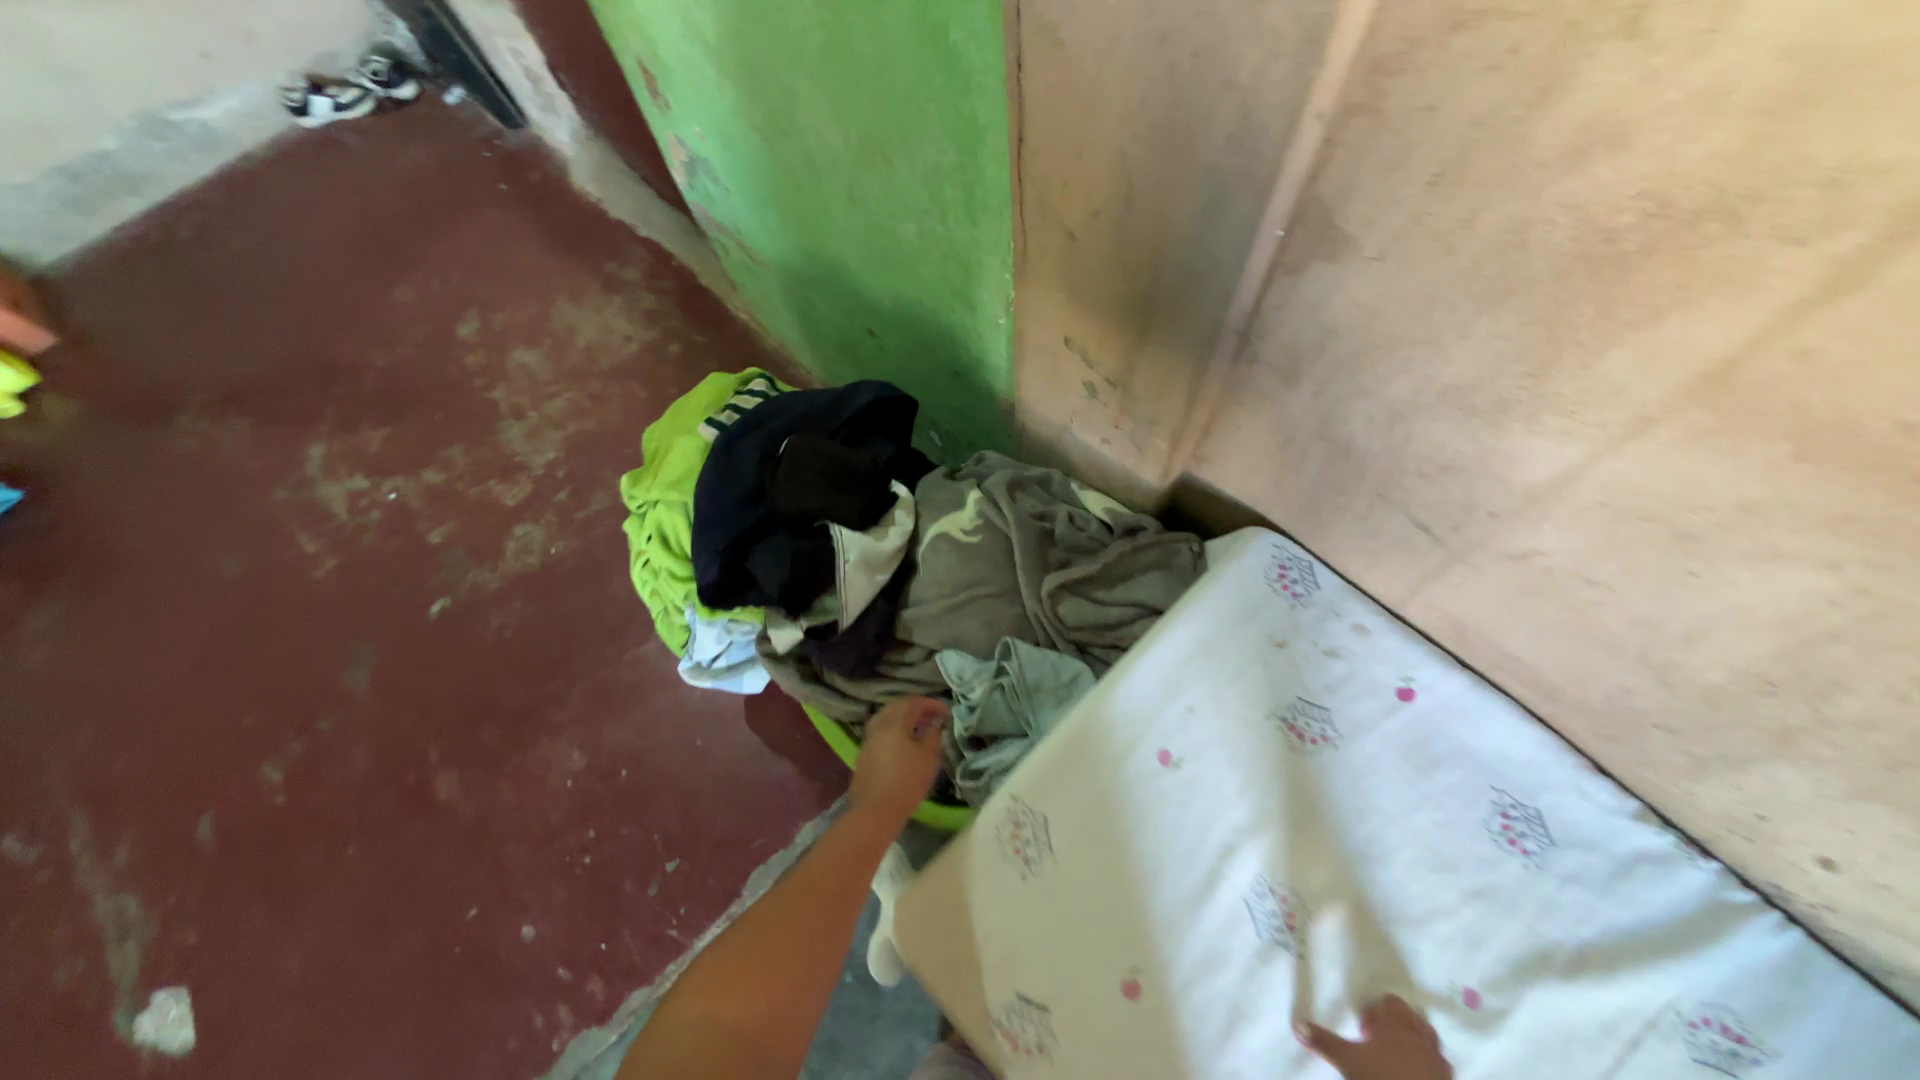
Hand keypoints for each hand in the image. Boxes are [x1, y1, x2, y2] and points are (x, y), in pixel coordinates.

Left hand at [848, 697, 948, 824]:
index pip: (913, 702)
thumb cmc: (907, 782)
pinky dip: (894, 729)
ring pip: (886, 718)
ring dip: (903, 718)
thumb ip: (934, 734)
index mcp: (894, 723)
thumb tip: (936, 722)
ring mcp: (868, 739)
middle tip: (932, 716)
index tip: (946, 712)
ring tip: (919, 728)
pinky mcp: (864, 753)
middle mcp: (878, 726)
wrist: (876, 811)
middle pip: (897, 706)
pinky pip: (880, 731)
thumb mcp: (929, 757)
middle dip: (916, 707)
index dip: (931, 704)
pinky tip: (903, 742)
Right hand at [1297, 995, 1451, 1079]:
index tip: (1363, 1030)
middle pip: (1410, 1018)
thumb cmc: (1382, 1077)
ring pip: (1427, 1040)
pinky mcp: (1447, 1079)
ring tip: (1394, 1060)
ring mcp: (1438, 1059)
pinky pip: (1438, 1064)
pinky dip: (1426, 1065)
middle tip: (1376, 1043)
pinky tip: (1410, 1076)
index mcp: (1397, 1024)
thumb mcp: (1348, 1060)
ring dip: (1412, 1044)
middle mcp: (1421, 1035)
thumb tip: (1296, 1022)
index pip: (1390, 1001)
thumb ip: (1324, 1041)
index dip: (1375, 1011)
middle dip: (1393, 1026)